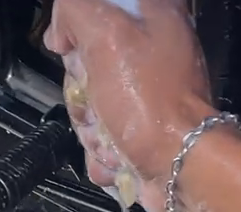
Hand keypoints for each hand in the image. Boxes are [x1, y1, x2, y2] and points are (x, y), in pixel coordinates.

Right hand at [44, 0, 215, 211]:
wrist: (180, 167)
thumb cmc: (150, 103)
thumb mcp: (107, 34)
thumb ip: (75, 10)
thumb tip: (60, 31)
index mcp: (152, 18)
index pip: (96, 12)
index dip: (77, 35)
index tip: (72, 53)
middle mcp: (150, 57)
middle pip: (86, 70)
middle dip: (83, 96)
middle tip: (98, 103)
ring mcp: (144, 101)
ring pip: (91, 111)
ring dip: (92, 132)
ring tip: (112, 139)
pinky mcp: (139, 137)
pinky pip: (101, 143)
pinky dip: (104, 156)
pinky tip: (118, 157)